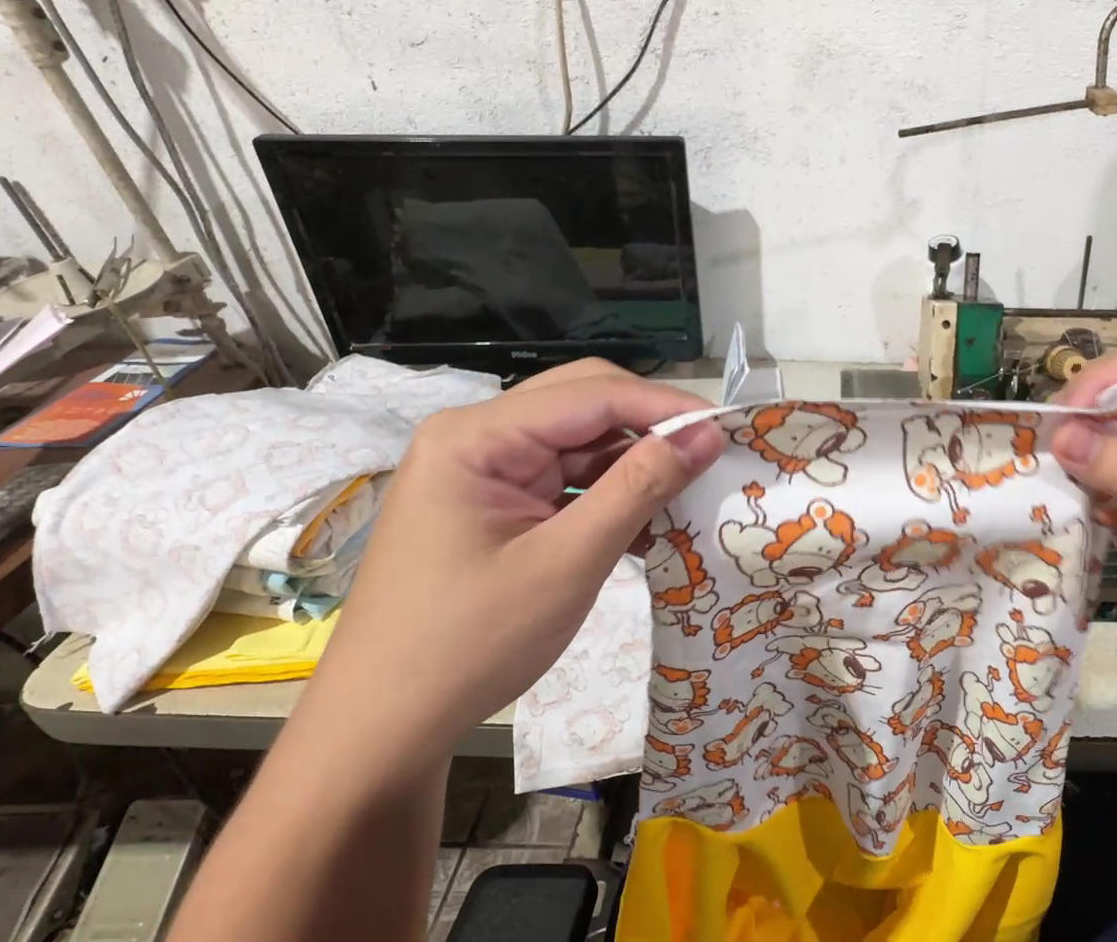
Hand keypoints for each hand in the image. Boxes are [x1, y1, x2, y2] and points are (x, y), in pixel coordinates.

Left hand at [297, 359, 722, 773]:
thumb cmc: (471, 642)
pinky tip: (646, 525)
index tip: (728, 428)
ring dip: (633, 465)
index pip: (590, 394)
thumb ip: (638, 489)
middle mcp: (477, 438)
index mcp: (476, 436)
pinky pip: (566, 480)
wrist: (388, 723)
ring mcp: (484, 472)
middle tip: (712, 456)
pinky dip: (608, 497)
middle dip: (649, 428)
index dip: (664, 406)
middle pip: (583, 405)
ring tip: (689, 493)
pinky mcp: (495, 504)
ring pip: (580, 443)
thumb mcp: (567, 563)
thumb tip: (707, 434)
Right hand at [1050, 349, 1116, 650]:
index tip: (1067, 415)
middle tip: (1041, 444)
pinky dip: (1061, 483)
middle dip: (1073, 416)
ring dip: (1061, 450)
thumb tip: (1063, 437)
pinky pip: (1080, 478)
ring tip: (1034, 467)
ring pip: (1087, 437)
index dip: (1101, 383)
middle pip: (1106, 397)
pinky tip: (1045, 494)